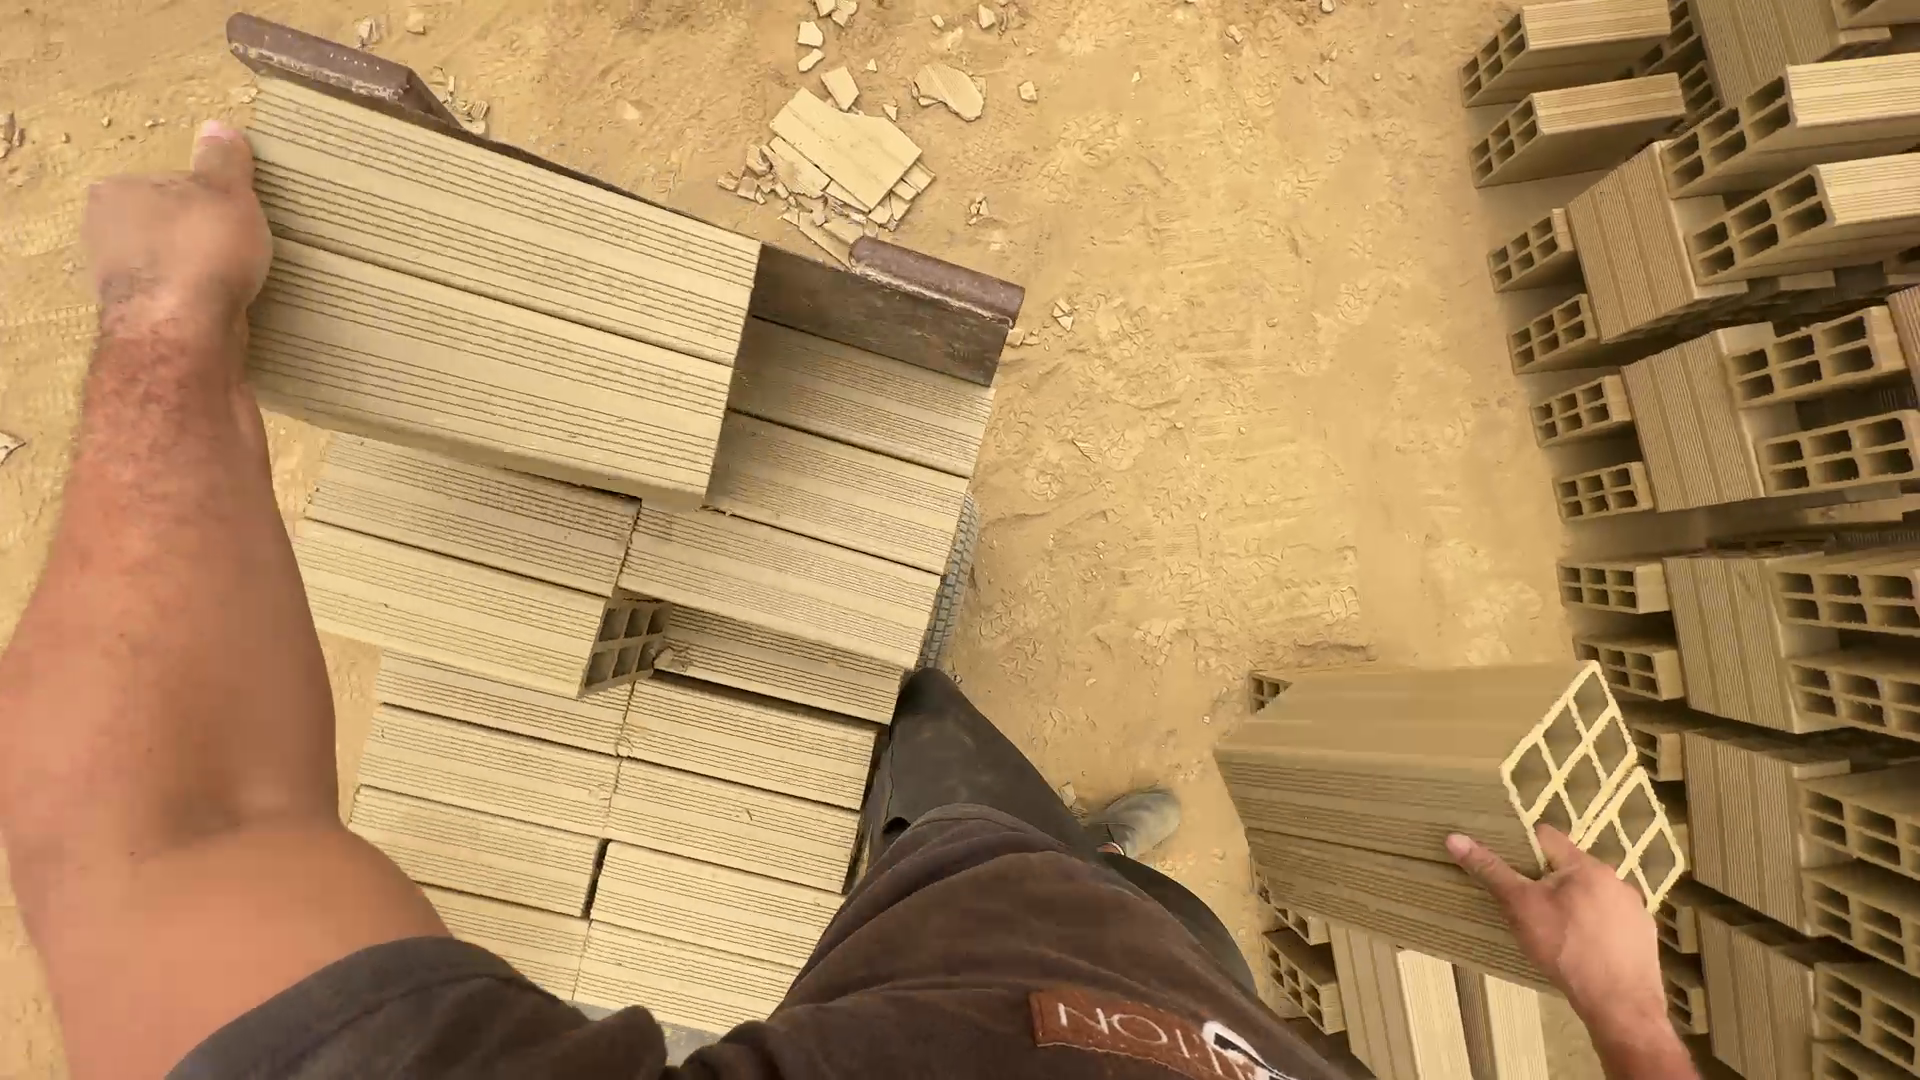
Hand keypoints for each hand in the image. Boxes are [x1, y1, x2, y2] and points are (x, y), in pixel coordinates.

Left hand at [84, 119, 270, 337]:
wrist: (184, 326)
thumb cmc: (204, 252)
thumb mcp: (227, 195)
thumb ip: (224, 163)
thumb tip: (221, 128)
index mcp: (117, 190)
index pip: (170, 184)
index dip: (212, 200)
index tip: (242, 219)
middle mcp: (102, 226)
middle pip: (165, 223)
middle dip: (199, 236)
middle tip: (245, 251)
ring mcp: (115, 273)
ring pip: (166, 261)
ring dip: (197, 270)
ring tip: (238, 282)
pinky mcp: (138, 312)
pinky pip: (173, 296)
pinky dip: (196, 299)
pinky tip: (223, 307)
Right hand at [1446, 825, 1666, 1032]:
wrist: (1621, 1008)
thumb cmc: (1564, 947)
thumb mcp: (1518, 905)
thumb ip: (1489, 869)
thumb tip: (1454, 838)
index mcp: (1586, 866)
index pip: (1545, 836)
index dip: (1519, 844)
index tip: (1504, 862)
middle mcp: (1617, 881)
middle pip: (1567, 865)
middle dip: (1543, 876)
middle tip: (1523, 897)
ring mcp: (1636, 910)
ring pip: (1589, 891)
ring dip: (1570, 899)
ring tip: (1550, 922)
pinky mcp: (1645, 937)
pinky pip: (1609, 916)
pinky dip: (1591, 922)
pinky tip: (1579, 943)